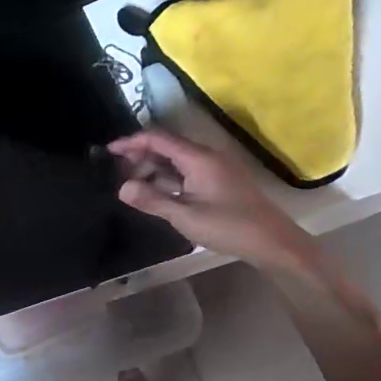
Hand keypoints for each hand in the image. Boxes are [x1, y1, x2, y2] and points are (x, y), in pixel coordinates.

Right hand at [107, 129, 316, 269]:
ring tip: (132, 185)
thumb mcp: (185, 216)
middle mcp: (206, 156)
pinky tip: (155, 193)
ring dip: (152, 169)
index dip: (131, 142)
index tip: (109, 151)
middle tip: (116, 172)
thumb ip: (152, 200)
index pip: (158, 139)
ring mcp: (214, 169)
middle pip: (166, 147)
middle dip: (140, 156)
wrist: (272, 241)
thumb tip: (122, 188)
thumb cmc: (229, 227)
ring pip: (176, 161)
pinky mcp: (218, 182)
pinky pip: (186, 172)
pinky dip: (167, 178)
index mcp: (198, 158)